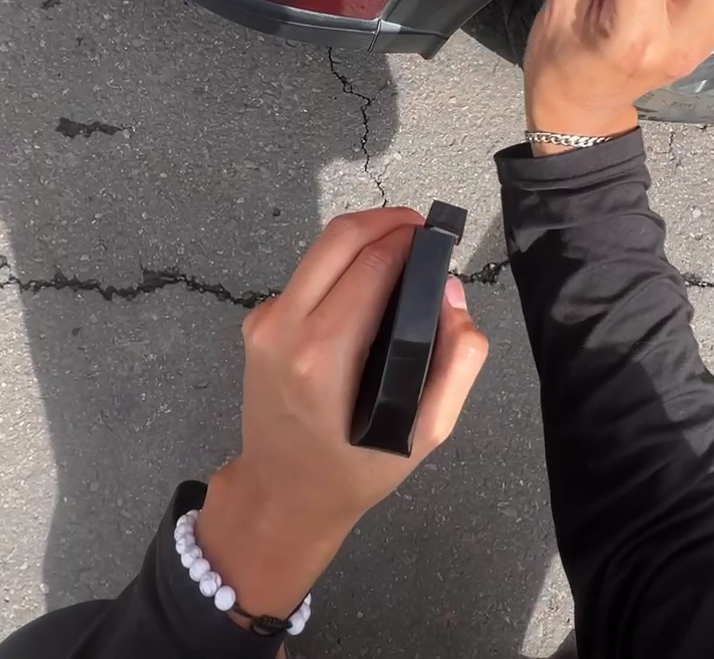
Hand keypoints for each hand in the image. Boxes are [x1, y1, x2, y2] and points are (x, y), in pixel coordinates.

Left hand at [198, 208, 488, 619]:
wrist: (280, 494)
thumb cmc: (355, 470)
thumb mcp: (425, 432)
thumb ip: (457, 362)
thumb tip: (451, 293)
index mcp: (324, 356)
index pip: (373, 265)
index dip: (410, 239)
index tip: (438, 237)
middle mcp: (285, 327)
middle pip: (340, 237)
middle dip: (387, 220)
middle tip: (423, 230)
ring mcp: (264, 320)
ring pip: (320, 248)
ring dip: (364, 237)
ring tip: (404, 250)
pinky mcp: (257, 320)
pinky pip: (307, 273)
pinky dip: (342, 264)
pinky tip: (367, 285)